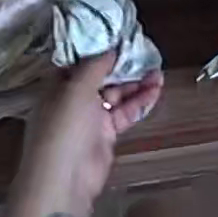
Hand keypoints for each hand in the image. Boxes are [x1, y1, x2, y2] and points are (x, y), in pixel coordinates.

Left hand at [17, 51, 163, 214]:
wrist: (64, 180)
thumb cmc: (64, 127)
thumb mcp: (76, 88)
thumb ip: (95, 65)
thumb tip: (111, 48)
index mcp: (58, 85)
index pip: (80, 61)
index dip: (99, 49)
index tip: (121, 36)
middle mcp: (73, 99)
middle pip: (101, 77)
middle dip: (123, 66)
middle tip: (146, 53)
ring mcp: (89, 117)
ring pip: (116, 94)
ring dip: (136, 83)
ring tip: (159, 72)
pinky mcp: (106, 134)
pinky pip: (125, 112)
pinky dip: (140, 101)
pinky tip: (156, 90)